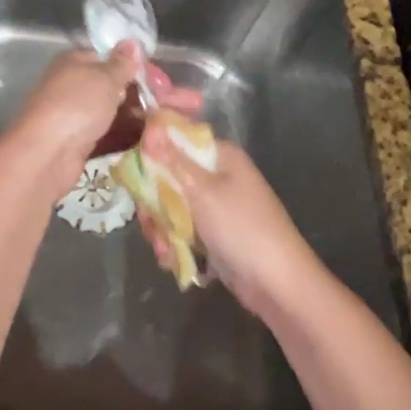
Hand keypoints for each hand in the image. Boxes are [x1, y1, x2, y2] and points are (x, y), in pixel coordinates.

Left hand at [10, 42, 198, 185]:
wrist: (44, 155)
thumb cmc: (75, 106)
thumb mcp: (103, 78)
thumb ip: (121, 64)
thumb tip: (131, 42)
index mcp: (79, 63)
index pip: (118, 60)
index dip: (146, 71)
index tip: (171, 85)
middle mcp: (78, 86)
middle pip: (124, 88)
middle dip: (157, 97)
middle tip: (191, 106)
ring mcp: (81, 117)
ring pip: (122, 114)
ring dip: (151, 119)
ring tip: (183, 128)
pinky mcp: (84, 143)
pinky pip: (115, 135)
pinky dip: (135, 137)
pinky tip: (161, 144)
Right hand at [136, 130, 323, 316]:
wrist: (277, 283)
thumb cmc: (241, 228)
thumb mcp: (202, 191)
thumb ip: (172, 160)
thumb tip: (151, 125)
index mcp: (220, 156)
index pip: (176, 140)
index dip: (151, 154)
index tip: (133, 176)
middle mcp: (217, 175)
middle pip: (168, 176)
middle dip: (153, 202)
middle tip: (150, 224)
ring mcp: (216, 205)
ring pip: (171, 205)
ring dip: (161, 227)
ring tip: (164, 250)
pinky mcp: (214, 232)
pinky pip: (183, 228)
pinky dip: (174, 242)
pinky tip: (171, 260)